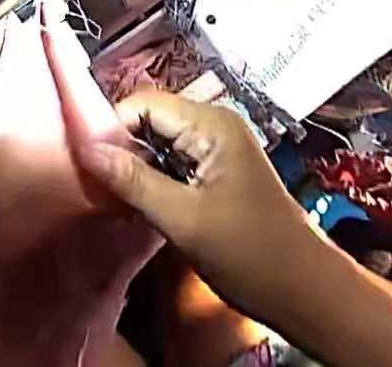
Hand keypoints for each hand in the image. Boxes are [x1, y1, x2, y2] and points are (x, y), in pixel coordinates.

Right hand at [76, 90, 322, 321]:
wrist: (304, 288)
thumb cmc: (248, 252)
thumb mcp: (184, 219)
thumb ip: (134, 181)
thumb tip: (87, 150)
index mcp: (210, 123)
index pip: (145, 103)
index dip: (113, 128)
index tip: (89, 163)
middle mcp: (213, 122)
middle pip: (151, 118)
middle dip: (123, 147)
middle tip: (100, 185)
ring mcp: (217, 143)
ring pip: (160, 139)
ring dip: (137, 165)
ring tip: (117, 197)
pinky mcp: (217, 164)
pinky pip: (174, 156)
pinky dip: (155, 176)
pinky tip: (141, 202)